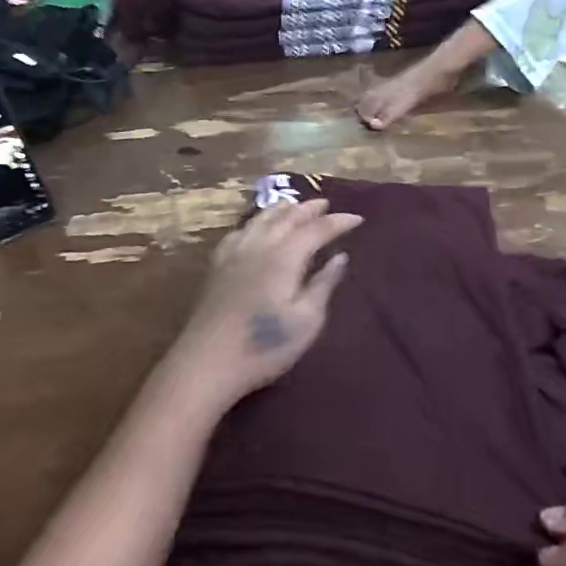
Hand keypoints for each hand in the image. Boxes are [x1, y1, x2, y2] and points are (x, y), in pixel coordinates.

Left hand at [166, 198, 362, 401]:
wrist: (208, 361)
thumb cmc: (264, 347)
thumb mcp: (306, 321)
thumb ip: (322, 285)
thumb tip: (339, 257)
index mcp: (283, 257)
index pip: (315, 230)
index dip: (337, 222)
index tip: (357, 218)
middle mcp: (257, 247)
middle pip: (285, 218)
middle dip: (308, 209)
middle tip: (325, 204)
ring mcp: (232, 255)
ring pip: (258, 221)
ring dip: (279, 210)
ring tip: (292, 205)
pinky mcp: (216, 267)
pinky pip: (238, 232)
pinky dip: (253, 223)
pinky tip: (253, 228)